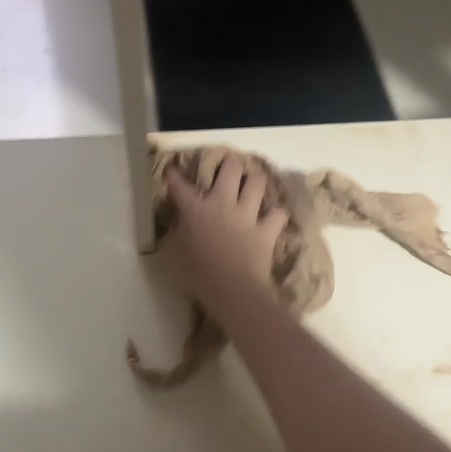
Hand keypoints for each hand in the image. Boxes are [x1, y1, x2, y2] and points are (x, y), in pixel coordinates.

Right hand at [161, 156, 287, 317]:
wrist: (231, 288)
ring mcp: (247, 215)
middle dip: (232, 162)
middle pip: (231, 170)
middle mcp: (222, 203)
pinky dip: (276, 215)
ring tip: (255, 180)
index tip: (171, 169)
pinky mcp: (266, 230)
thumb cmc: (196, 273)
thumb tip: (175, 228)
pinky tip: (274, 217)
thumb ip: (175, 235)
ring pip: (258, 183)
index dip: (174, 175)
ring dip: (256, 180)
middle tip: (231, 164)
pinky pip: (278, 215)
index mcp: (195, 209)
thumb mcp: (174, 252)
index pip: (179, 185)